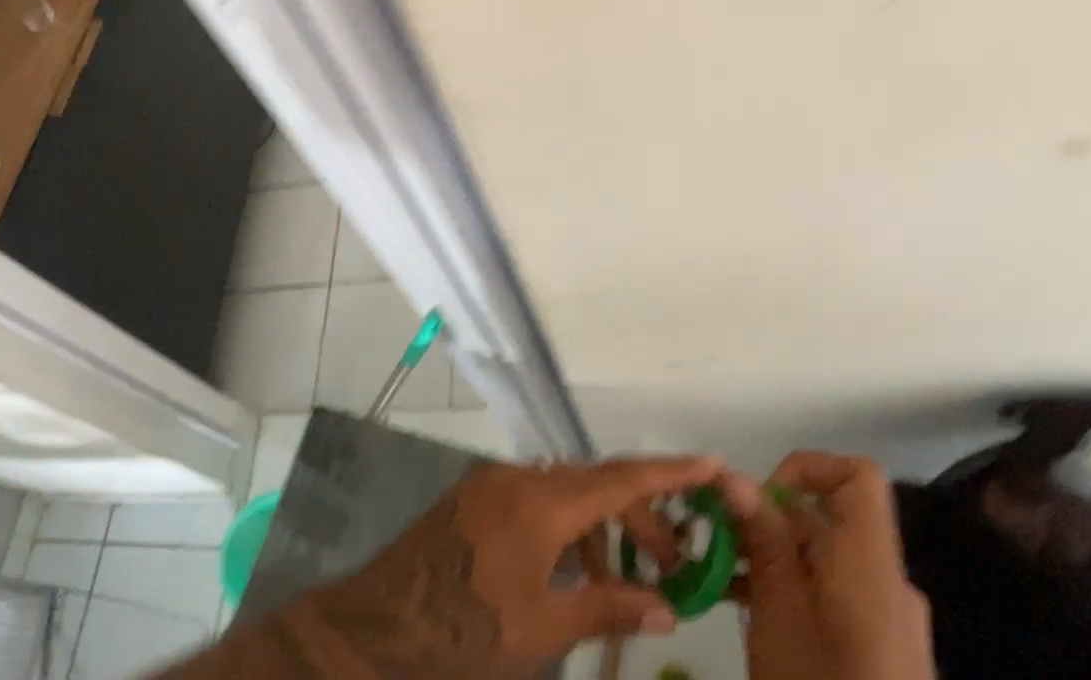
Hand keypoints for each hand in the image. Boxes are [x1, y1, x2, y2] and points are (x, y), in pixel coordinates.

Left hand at [296, 457, 727, 678]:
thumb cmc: (465, 625)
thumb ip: (608, 606)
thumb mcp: (544, 626)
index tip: (713, 464)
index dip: (670, 471)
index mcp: (540, 501)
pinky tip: (569, 573)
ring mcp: (488, 486)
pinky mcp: (469, 500)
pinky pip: (531, 502)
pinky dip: (561, 530)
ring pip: (562, 494)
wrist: (377, 624)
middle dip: (638, 519)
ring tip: (621, 583)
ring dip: (598, 530)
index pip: (620, 478)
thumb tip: (666, 610)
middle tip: (672, 567)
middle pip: (593, 486)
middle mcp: (516, 478)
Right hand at [723, 452, 935, 679]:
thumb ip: (761, 538)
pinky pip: (832, 595)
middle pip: (828, 520)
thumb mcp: (778, 611)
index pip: (857, 477)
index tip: (756, 499)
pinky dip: (789, 590)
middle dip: (764, 520)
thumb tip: (735, 475)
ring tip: (716, 581)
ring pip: (822, 560)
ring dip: (769, 557)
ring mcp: (886, 617)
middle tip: (709, 543)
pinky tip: (747, 613)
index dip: (805, 468)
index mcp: (871, 563)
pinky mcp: (878, 648)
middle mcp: (888, 581)